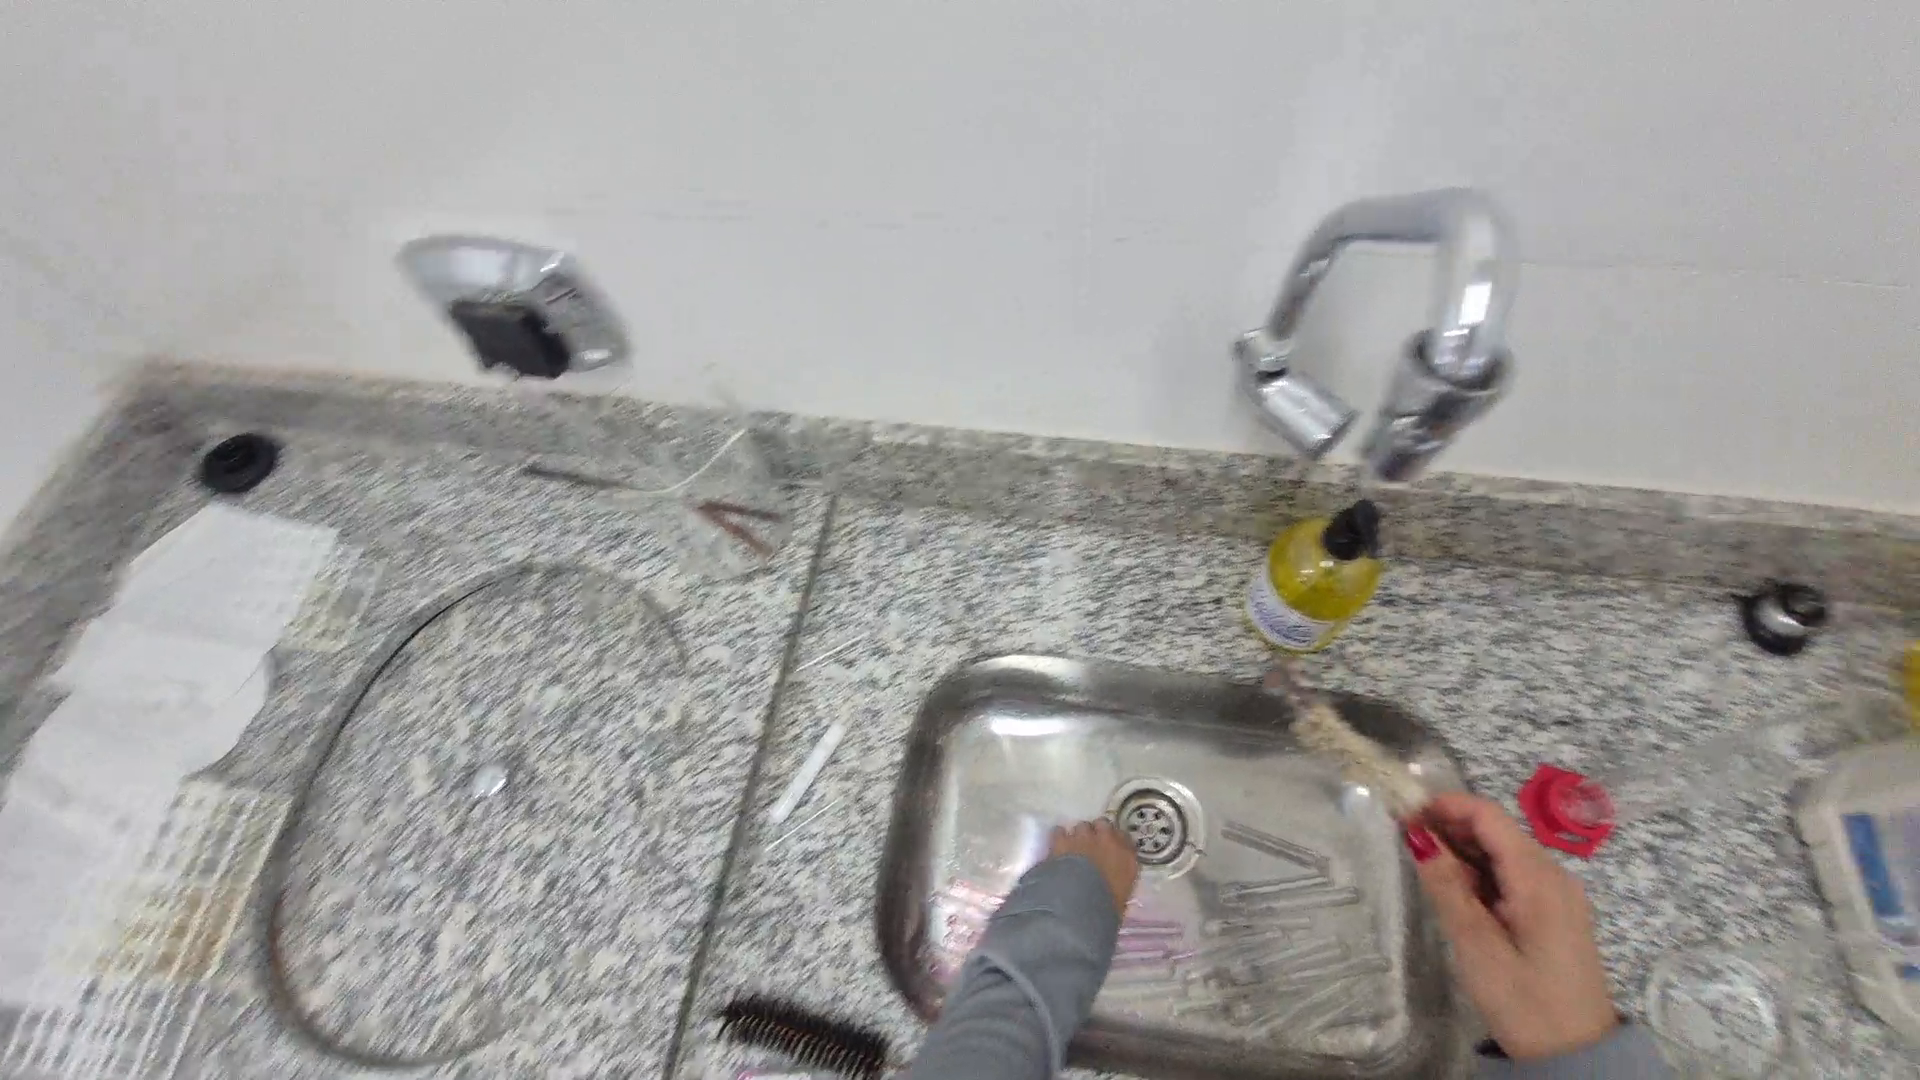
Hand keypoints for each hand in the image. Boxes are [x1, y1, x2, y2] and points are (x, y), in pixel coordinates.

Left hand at [1049, 819, 1139, 916]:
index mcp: (1127, 858)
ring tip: (1073, 848)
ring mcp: (1084, 838)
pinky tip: (1056, 848)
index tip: (1111, 848)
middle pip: (1103, 825)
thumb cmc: (1106, 908)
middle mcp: (1107, 841)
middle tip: (1091, 845)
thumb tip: (1112, 883)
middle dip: (1097, 832)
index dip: (1116, 841)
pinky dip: (1059, 838)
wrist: (1079, 905)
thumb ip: (1119, 882)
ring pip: (1082, 826)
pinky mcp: (1062, 840)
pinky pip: (1060, 831)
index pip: (1125, 839)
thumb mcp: (1121, 898)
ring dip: (1079, 835)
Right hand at [1405, 792, 1617, 1061]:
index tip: (1402, 814)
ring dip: (1459, 848)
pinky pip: (1508, 872)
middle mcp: (1553, 876)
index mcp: (1540, 879)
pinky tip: (1453, 887)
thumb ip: (1446, 884)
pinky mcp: (1551, 911)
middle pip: (1494, 829)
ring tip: (1422, 863)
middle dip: (1446, 825)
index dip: (1443, 805)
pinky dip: (1476, 869)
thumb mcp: (1475, 943)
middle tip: (1403, 839)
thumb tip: (1416, 834)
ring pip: (1499, 849)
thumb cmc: (1524, 1001)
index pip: (1488, 815)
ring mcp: (1556, 893)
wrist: (1577, 1060)